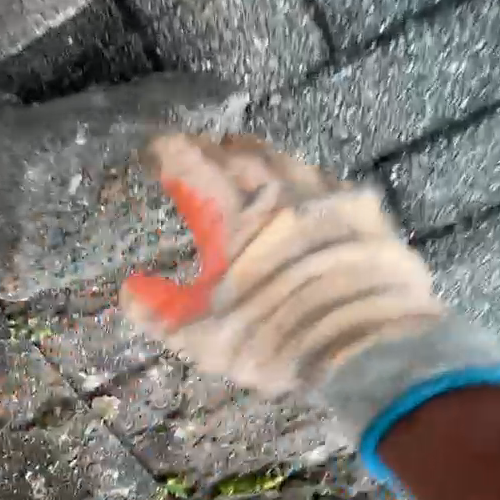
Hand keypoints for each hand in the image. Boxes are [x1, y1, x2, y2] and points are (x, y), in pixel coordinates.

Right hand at [119, 134, 499, 452]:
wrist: (369, 351)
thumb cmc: (271, 337)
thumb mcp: (198, 334)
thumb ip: (158, 307)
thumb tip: (130, 288)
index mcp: (234, 215)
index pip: (194, 166)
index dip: (171, 152)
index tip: (156, 149)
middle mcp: (281, 195)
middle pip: (242, 154)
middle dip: (215, 149)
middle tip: (200, 151)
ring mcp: (329, 201)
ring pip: (287, 161)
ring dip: (260, 158)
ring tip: (246, 162)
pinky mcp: (368, 217)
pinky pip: (328, 183)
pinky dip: (304, 180)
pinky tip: (304, 192)